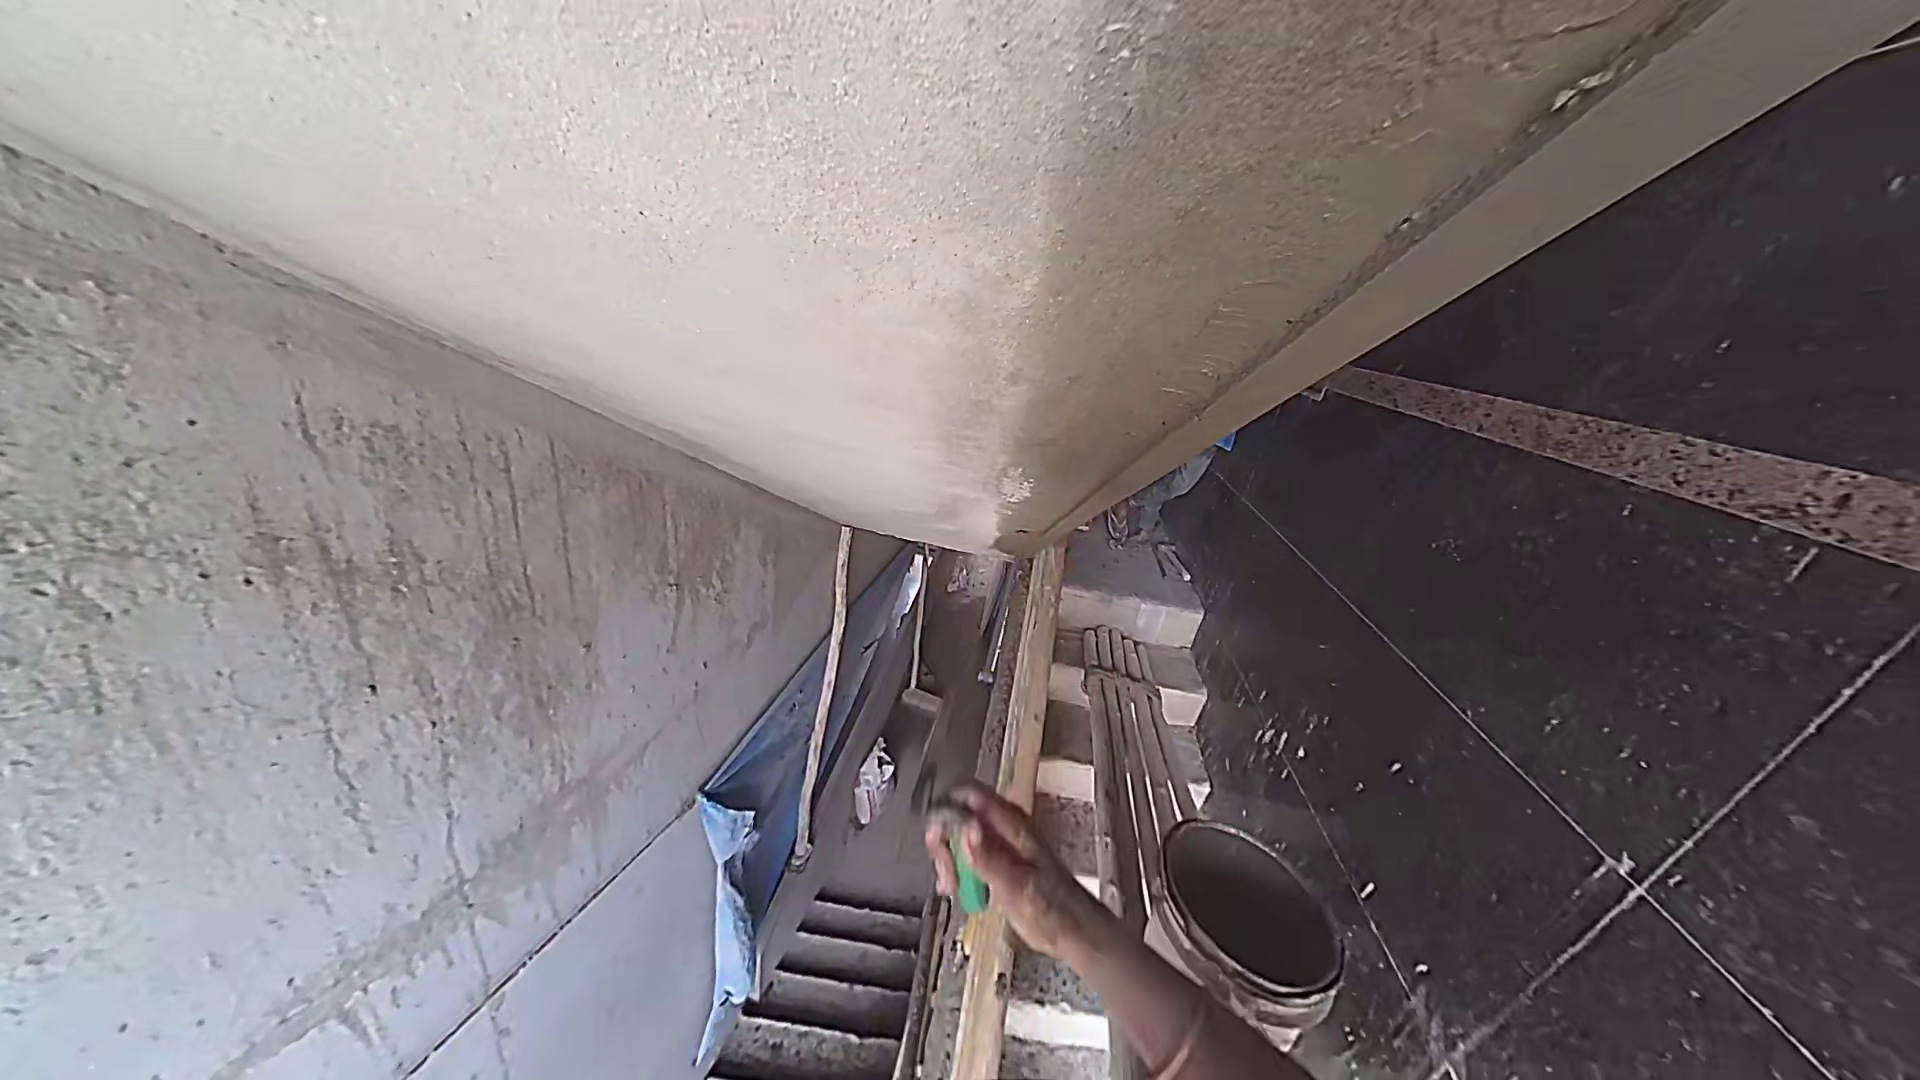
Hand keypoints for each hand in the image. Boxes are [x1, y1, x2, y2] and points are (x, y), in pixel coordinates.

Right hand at [924, 781, 1111, 959]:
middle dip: (944, 839)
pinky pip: (964, 851)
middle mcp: (1002, 824)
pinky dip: (955, 868)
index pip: (967, 792)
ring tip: (953, 886)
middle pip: (957, 811)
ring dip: (948, 857)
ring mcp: (998, 840)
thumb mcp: (1017, 886)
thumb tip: (965, 827)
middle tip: (947, 873)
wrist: (1072, 931)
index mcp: (1010, 821)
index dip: (946, 809)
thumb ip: (988, 856)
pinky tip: (957, 889)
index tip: (937, 841)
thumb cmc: (1053, 909)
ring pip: (957, 832)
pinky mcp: (995, 858)